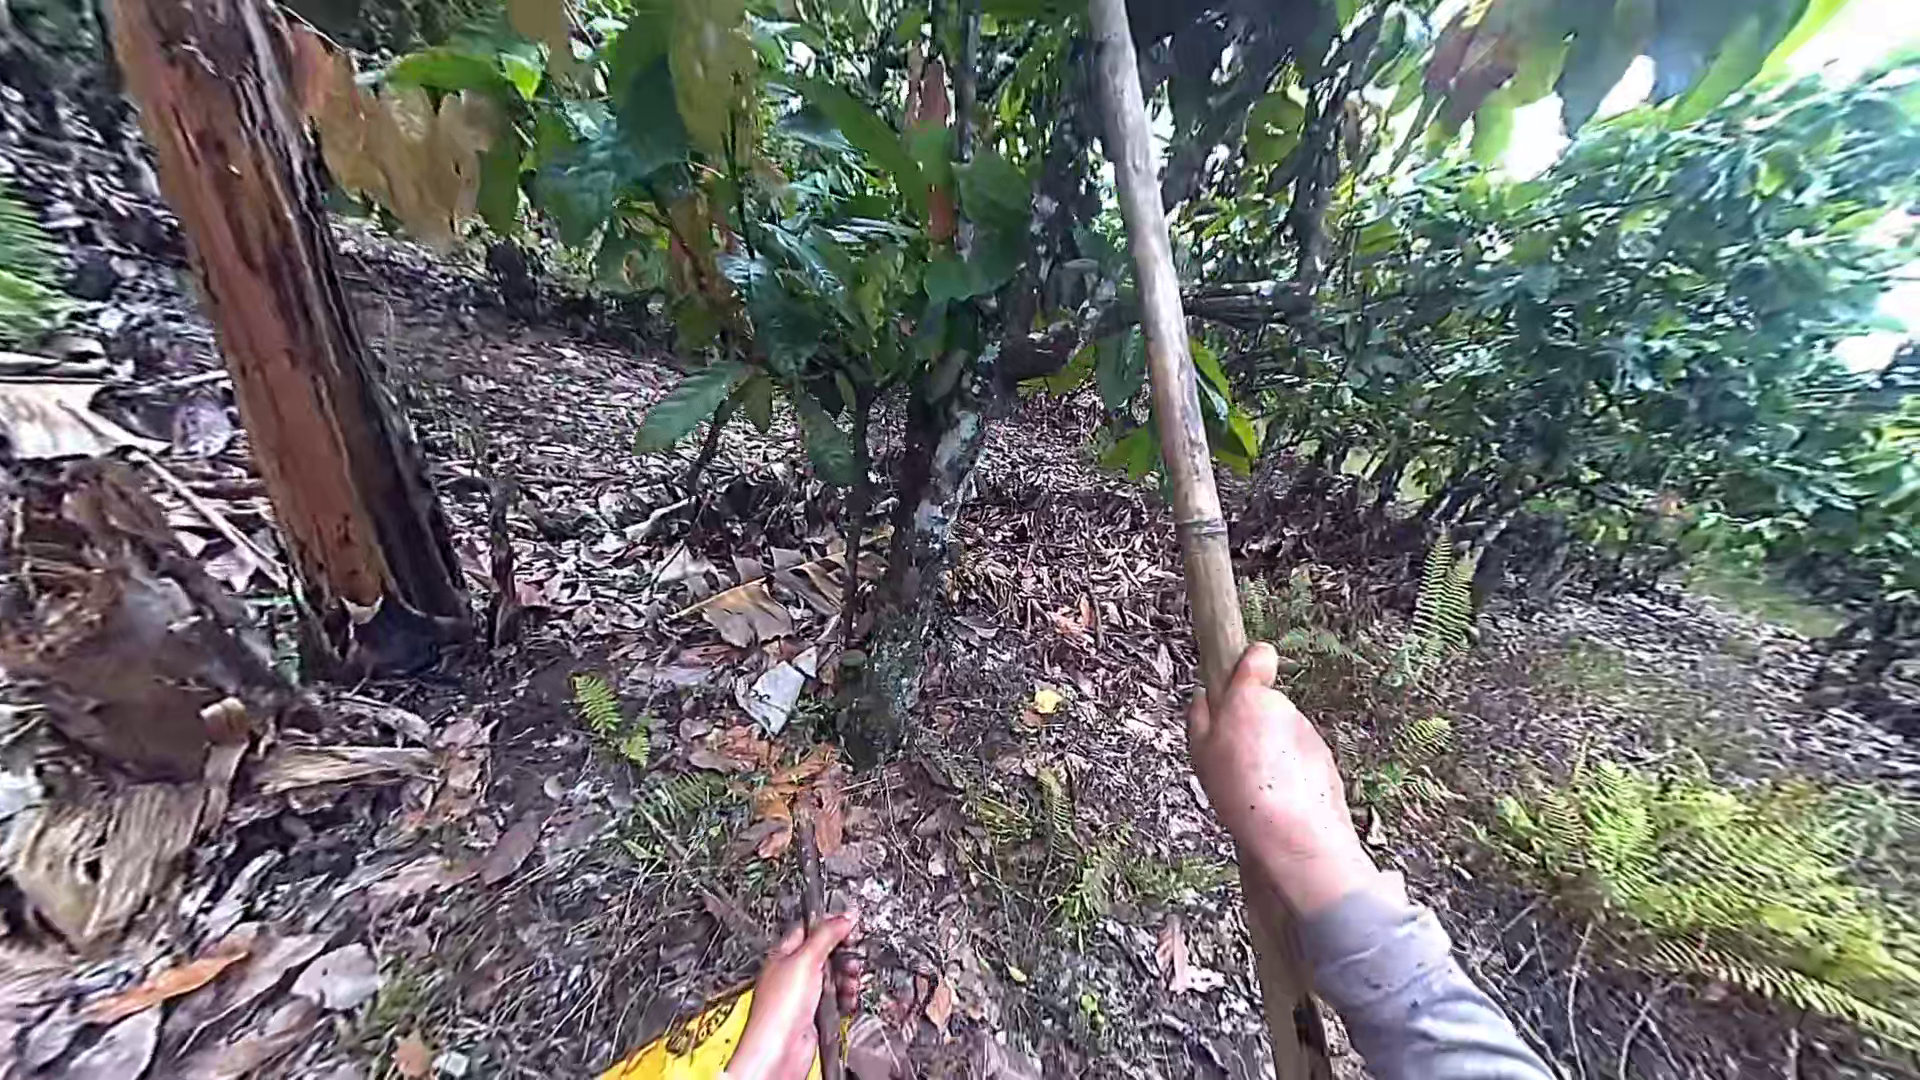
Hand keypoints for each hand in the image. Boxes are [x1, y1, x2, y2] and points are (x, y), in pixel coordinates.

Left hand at [726, 909, 862, 1079]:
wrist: (779, 1055)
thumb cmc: (778, 1009)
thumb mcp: (806, 959)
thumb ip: (826, 934)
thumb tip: (844, 916)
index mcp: (784, 954)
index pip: (811, 929)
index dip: (830, 925)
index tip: (849, 924)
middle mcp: (793, 973)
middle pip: (826, 952)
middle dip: (843, 953)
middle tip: (852, 955)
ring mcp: (804, 995)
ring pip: (833, 975)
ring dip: (847, 975)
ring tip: (851, 977)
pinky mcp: (815, 1015)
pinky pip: (836, 998)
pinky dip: (846, 995)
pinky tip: (849, 995)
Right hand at [1187, 643, 1378, 914]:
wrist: (1298, 838)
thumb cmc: (1244, 793)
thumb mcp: (1199, 751)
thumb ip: (1200, 715)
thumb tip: (1204, 697)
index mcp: (1249, 699)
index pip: (1258, 656)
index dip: (1249, 661)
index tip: (1241, 671)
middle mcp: (1282, 708)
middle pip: (1262, 700)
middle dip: (1249, 719)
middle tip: (1232, 750)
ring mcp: (1306, 732)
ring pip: (1280, 728)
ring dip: (1268, 745)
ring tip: (1252, 778)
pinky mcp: (1324, 756)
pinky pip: (1296, 752)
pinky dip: (1286, 766)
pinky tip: (1273, 792)